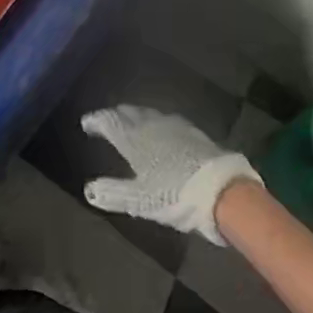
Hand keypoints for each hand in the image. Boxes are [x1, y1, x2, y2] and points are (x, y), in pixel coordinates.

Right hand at [80, 104, 261, 246]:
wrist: (225, 192)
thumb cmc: (176, 195)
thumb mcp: (140, 200)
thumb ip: (113, 194)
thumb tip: (88, 190)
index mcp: (133, 139)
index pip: (108, 121)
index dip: (96, 120)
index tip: (87, 124)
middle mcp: (151, 126)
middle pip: (128, 112)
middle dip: (115, 115)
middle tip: (107, 120)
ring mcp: (175, 127)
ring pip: (149, 114)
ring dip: (136, 115)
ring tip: (132, 121)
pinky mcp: (195, 133)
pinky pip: (168, 120)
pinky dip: (157, 122)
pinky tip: (163, 129)